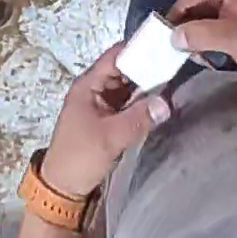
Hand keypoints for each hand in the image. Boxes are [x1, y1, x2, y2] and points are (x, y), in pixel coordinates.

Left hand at [39, 43, 170, 197]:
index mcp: (88, 85)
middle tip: (175, 61)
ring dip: (148, 83)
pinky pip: (130, 100)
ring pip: (129, 84)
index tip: (164, 45)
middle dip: (148, 65)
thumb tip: (168, 102)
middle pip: (125, 68)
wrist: (61, 191)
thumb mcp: (111, 137)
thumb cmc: (79, 158)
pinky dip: (144, 99)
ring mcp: (102, 102)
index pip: (116, 55)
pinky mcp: (109, 117)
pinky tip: (162, 97)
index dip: (139, 48)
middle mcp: (95, 88)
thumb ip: (140, 117)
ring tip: (174, 76)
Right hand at [168, 0, 236, 77]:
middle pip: (196, 15)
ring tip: (188, 64)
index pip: (185, 3)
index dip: (170, 22)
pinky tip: (212, 64)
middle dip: (184, 34)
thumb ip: (199, 35)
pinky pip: (223, 38)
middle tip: (170, 59)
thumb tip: (172, 36)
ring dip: (200, 44)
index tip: (156, 44)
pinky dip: (215, 49)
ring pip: (210, 28)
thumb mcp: (231, 38)